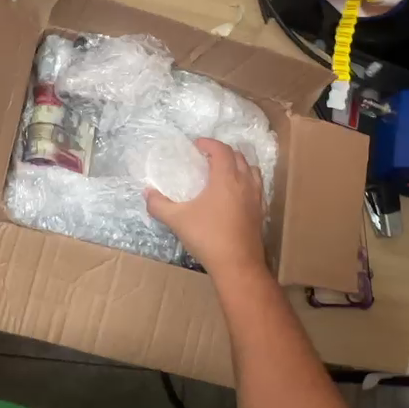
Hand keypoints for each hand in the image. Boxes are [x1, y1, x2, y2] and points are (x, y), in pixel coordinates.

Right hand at [146, 138, 268, 279]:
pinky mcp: (260, 212)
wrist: (237, 265)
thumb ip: (159, 205)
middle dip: (223, 152)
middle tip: (207, 157)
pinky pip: (257, 188)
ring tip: (224, 171)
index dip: (209, 143)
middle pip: (238, 156)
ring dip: (238, 165)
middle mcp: (244, 183)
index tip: (197, 144)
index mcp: (226, 178)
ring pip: (252, 171)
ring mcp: (256, 198)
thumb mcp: (177, 220)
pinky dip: (247, 182)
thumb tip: (147, 193)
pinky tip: (236, 194)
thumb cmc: (207, 237)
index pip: (221, 150)